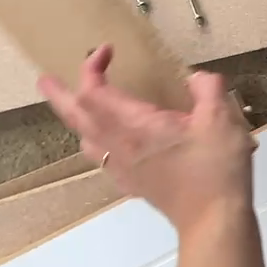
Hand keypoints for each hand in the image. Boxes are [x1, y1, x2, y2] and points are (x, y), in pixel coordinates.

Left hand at [37, 45, 255, 234]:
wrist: (212, 217)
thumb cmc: (215, 165)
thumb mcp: (221, 118)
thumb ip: (207, 90)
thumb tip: (195, 78)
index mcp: (136, 126)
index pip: (95, 92)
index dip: (92, 68)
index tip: (105, 50)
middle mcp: (119, 145)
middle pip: (77, 117)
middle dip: (59, 95)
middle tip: (45, 79)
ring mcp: (122, 167)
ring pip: (85, 138)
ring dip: (76, 118)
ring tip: (78, 107)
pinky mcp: (132, 182)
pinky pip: (100, 156)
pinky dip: (95, 139)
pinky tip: (110, 142)